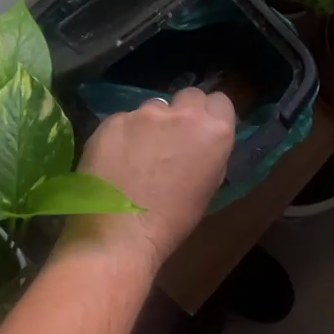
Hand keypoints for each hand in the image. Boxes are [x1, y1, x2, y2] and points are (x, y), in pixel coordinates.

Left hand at [58, 87, 235, 275]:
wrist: (118, 238)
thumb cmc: (173, 220)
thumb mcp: (210, 183)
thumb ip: (211, 150)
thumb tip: (202, 139)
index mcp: (215, 131)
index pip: (220, 101)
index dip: (210, 115)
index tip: (199, 131)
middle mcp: (185, 114)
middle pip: (190, 95)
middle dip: (183, 112)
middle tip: (171, 138)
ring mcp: (146, 114)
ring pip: (153, 107)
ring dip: (150, 124)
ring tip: (137, 152)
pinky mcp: (114, 121)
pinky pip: (124, 120)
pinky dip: (122, 135)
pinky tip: (115, 159)